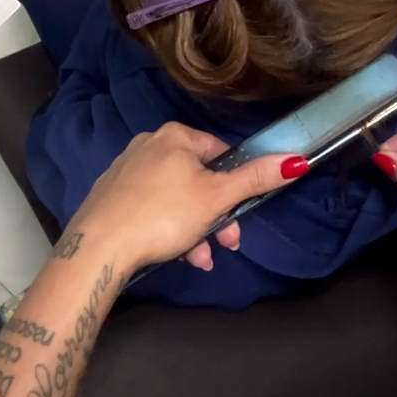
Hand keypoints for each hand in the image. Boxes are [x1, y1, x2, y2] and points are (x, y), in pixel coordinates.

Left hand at [67, 122, 303, 271]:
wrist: (99, 245)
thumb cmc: (165, 213)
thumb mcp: (217, 197)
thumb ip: (255, 179)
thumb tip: (297, 160)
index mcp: (175, 136)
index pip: (219, 153)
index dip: (235, 186)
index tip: (239, 217)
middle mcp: (149, 144)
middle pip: (197, 179)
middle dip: (214, 216)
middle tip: (224, 246)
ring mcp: (126, 169)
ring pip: (174, 197)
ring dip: (193, 229)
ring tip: (197, 260)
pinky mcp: (110, 195)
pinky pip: (149, 207)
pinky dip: (165, 228)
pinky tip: (171, 254)